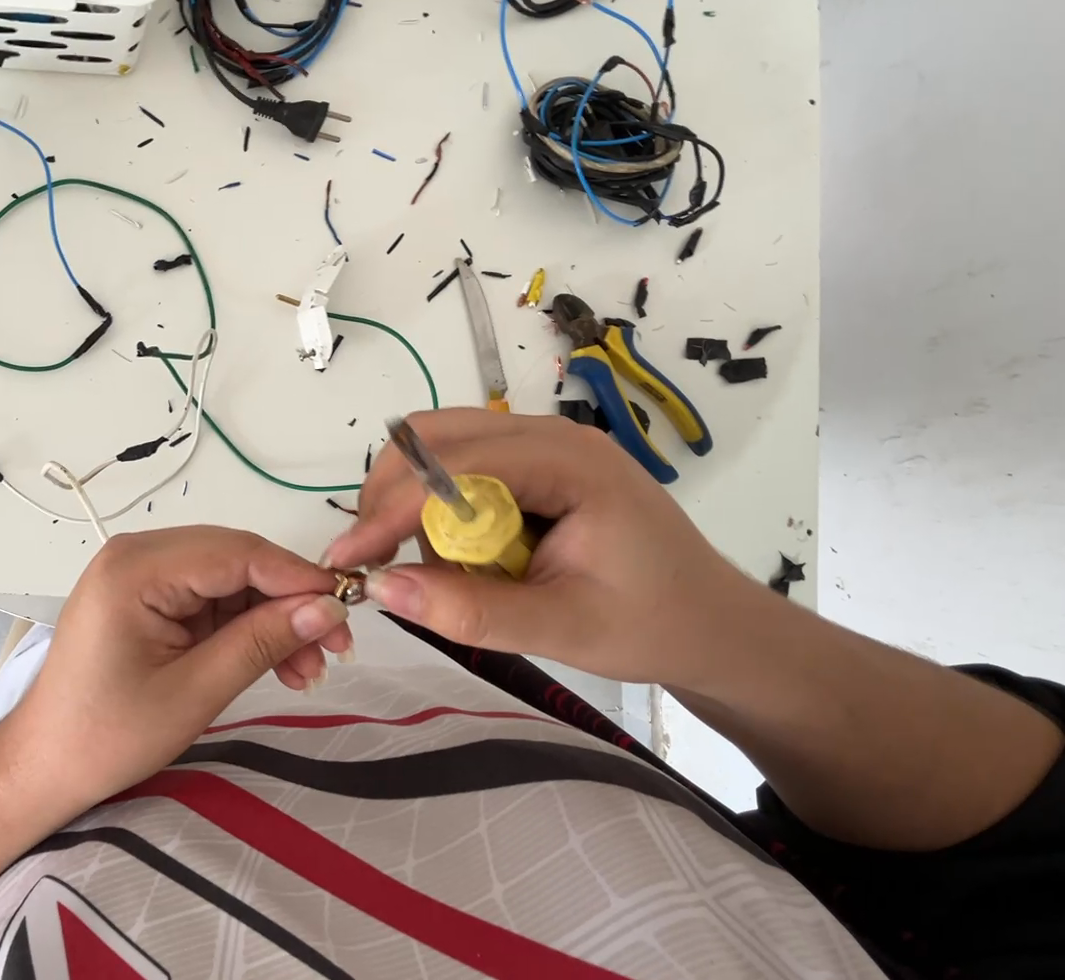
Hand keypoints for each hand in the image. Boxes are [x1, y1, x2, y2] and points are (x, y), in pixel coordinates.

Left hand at [5, 526, 349, 807]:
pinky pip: (209, 600)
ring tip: (307, 671)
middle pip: (235, 561)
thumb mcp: (195, 691)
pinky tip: (276, 663)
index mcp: (136, 568)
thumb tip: (329, 608)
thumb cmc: (109, 736)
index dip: (297, 576)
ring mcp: (139, 574)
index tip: (348, 608)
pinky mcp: (146, 598)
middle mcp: (136, 554)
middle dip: (288, 602)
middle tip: (335, 649)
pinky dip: (244, 628)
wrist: (46, 767)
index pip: (236, 552)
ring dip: (271, 619)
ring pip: (228, 581)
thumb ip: (262, 641)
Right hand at [326, 409, 768, 689]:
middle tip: (370, 557)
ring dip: (404, 494)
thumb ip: (471, 611)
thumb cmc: (652, 625)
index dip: (393, 508)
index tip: (349, 560)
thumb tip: (379, 588)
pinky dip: (428, 499)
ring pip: (437, 443)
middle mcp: (549, 435)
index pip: (456, 465)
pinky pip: (455, 461)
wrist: (714, 625)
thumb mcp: (562, 629)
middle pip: (434, 436)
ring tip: (403, 554)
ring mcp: (540, 444)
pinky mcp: (531, 463)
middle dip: (388, 494)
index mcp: (570, 463)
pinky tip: (441, 545)